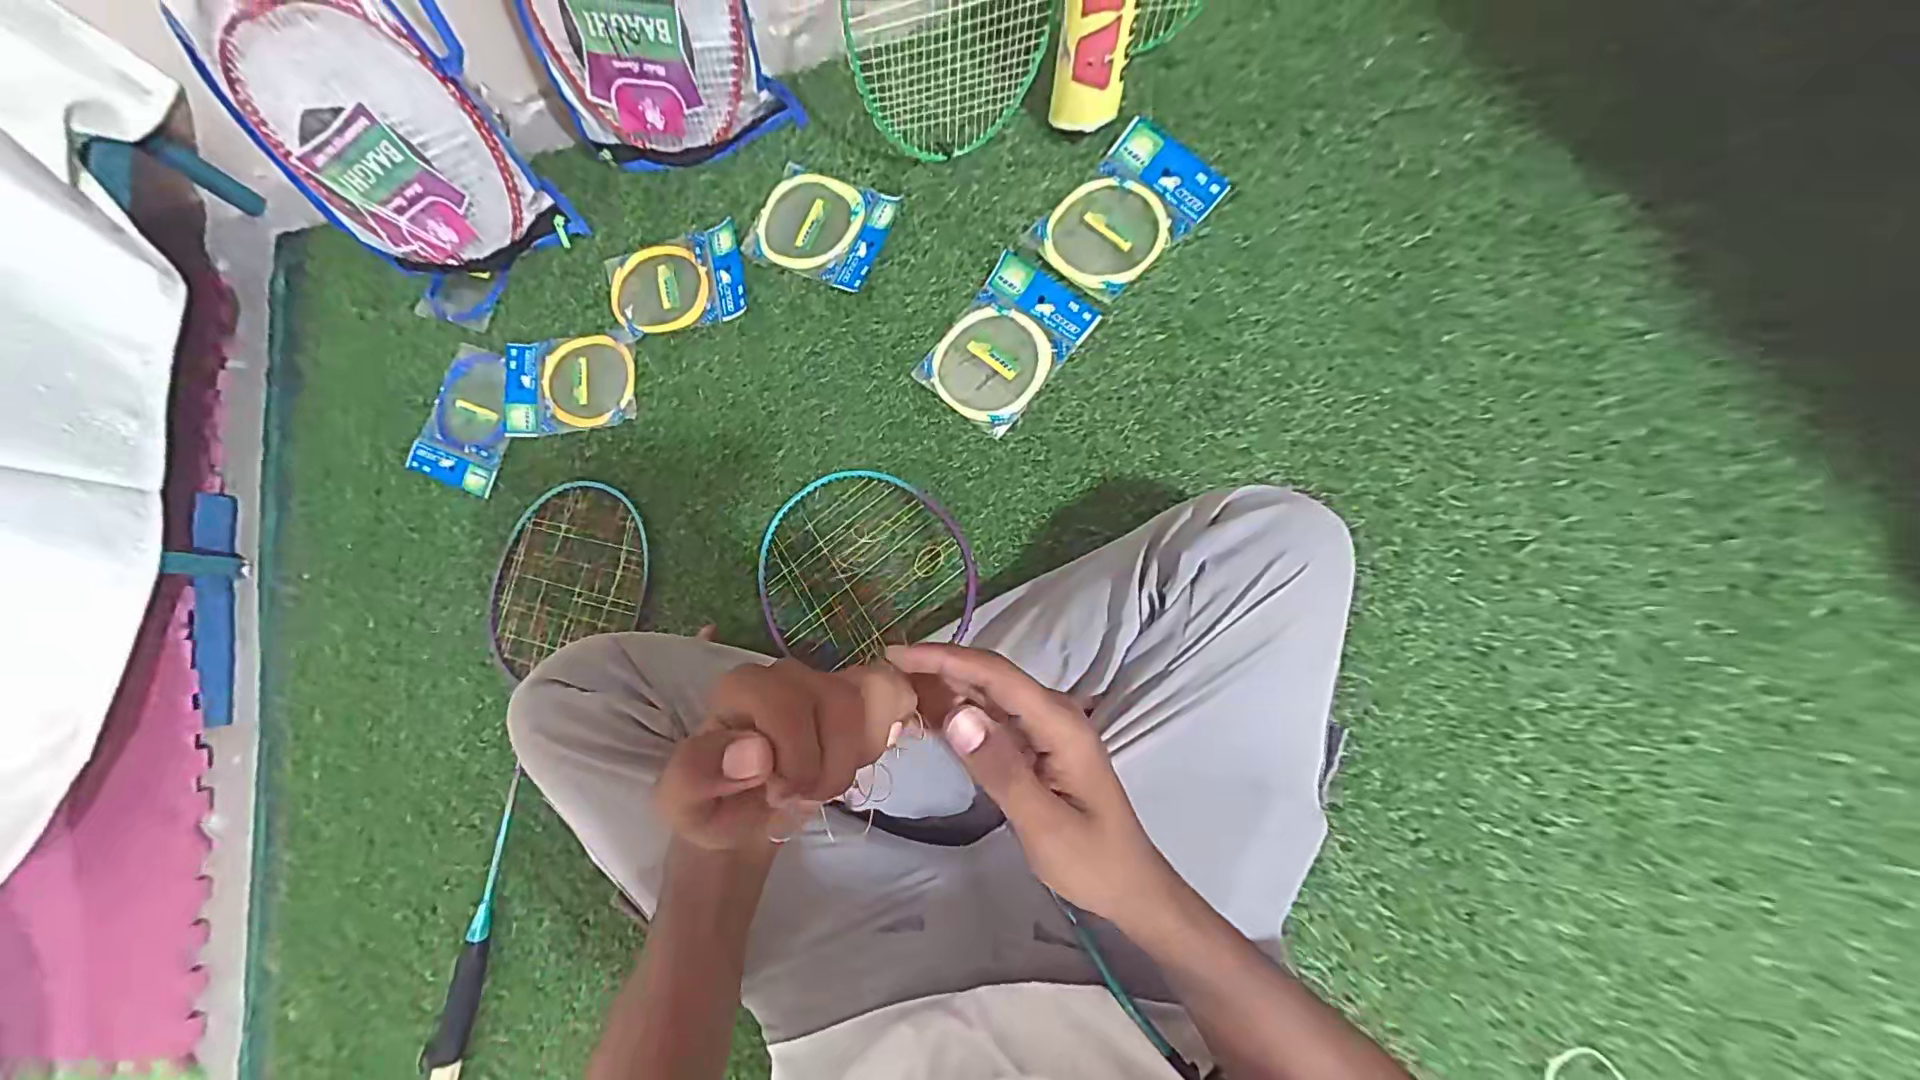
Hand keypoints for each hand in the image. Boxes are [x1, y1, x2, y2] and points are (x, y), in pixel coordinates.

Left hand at [655, 658, 916, 849]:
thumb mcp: (684, 803)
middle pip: (839, 703)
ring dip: (851, 761)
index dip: (796, 758)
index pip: (789, 704)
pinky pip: (891, 696)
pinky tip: (852, 760)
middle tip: (800, 798)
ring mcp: (826, 681)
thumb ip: (702, 773)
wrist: (743, 812)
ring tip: (822, 788)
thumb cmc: (713, 802)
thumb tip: (756, 751)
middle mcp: (787, 673)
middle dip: (827, 767)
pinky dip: (880, 736)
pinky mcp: (856, 695)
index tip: (777, 794)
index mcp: (743, 685)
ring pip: (868, 705)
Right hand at [887, 644, 1181, 926]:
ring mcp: (1043, 728)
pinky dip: (958, 713)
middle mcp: (1052, 714)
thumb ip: (1001, 768)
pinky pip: (991, 718)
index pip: (996, 674)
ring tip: (896, 688)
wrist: (1128, 886)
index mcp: (1059, 723)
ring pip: (987, 694)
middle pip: (989, 676)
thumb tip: (956, 714)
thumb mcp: (1043, 823)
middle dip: (938, 667)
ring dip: (944, 688)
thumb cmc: (1091, 861)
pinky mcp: (1035, 744)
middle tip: (885, 672)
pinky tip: (929, 717)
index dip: (945, 659)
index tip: (897, 654)